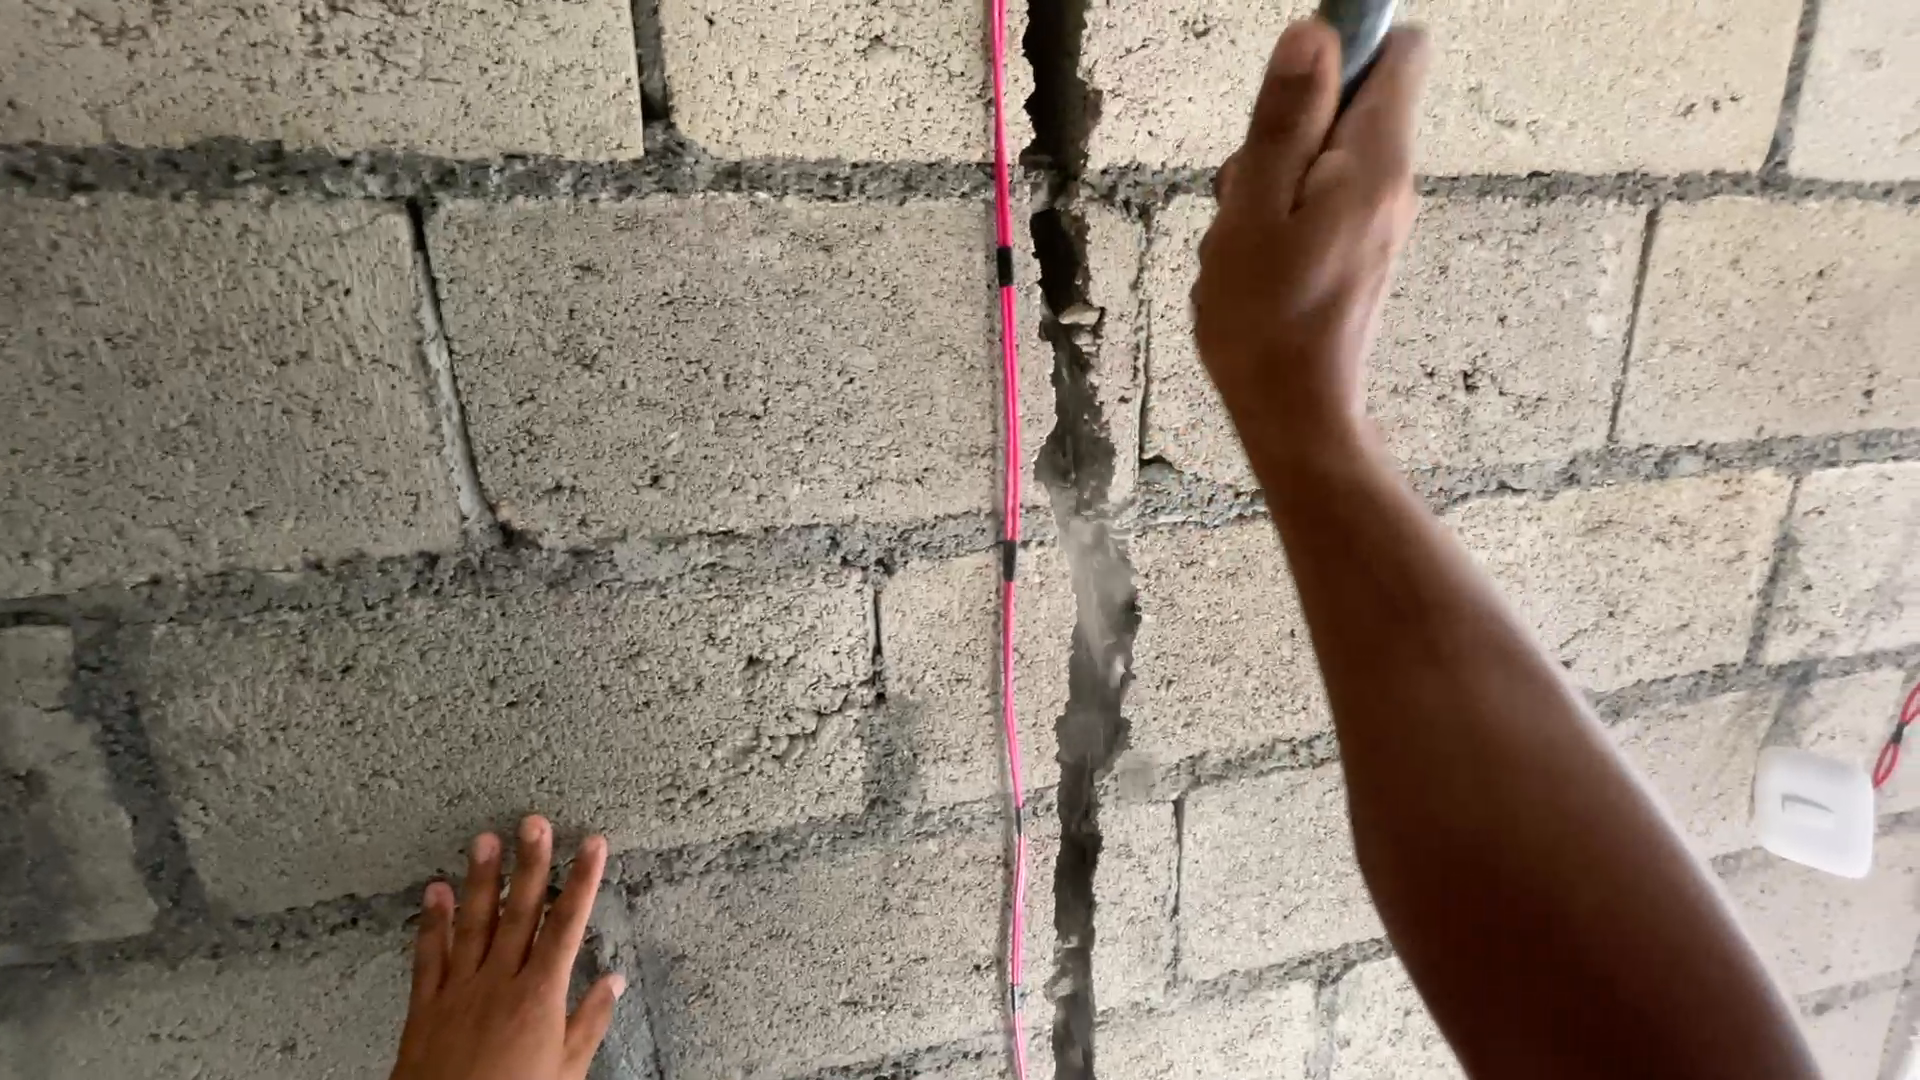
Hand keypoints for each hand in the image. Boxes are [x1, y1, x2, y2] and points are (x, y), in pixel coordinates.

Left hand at [390, 816, 623, 1079]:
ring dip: (482, 880)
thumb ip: (590, 1022)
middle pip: (521, 912)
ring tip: (486, 840)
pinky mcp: (424, 1011)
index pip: (568, 923)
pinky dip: (432, 924)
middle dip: (531, 864)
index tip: (593, 844)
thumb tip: (614, 981)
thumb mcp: (566, 1072)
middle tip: (534, 823)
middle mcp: (500, 983)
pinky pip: (428, 959)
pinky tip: (436, 892)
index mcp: (539, 995)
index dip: (583, 879)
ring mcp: (459, 993)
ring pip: (474, 925)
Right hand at [1191, 18, 1430, 475]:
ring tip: (1240, 249)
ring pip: (1320, 170)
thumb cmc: (1263, 318)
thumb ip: (1282, 122)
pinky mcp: (1358, 261)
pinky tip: (1252, 274)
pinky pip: (1318, 215)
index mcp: (1374, 159)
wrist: (1294, 412)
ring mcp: (1377, 227)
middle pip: (1345, 114)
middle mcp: (1392, 184)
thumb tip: (1313, 31)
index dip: (1339, 54)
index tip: (1281, 106)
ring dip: (1268, 193)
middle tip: (1241, 200)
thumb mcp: (1252, 213)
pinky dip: (1279, 228)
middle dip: (1282, 140)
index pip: (1397, 50)